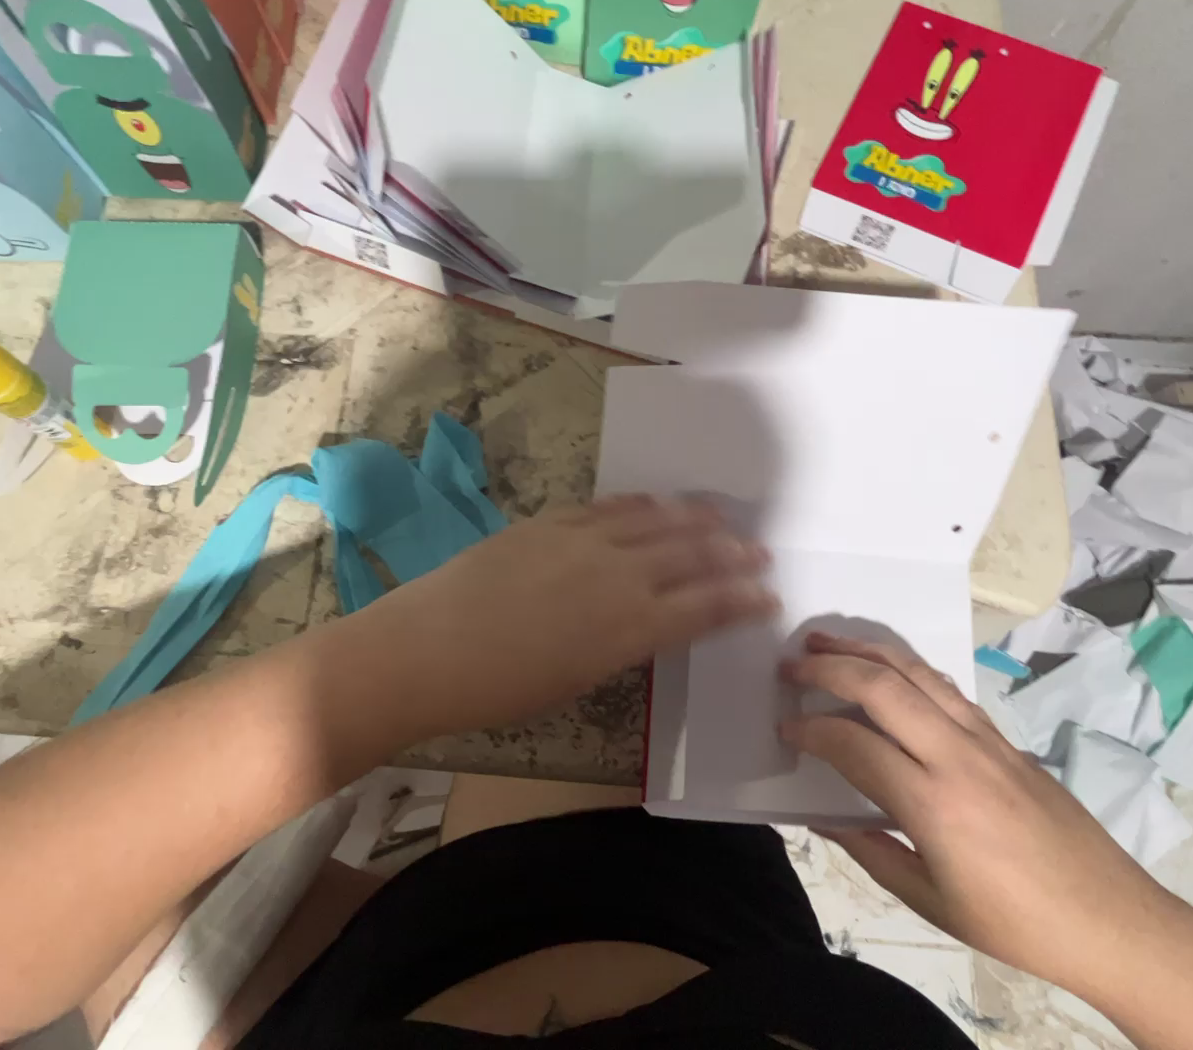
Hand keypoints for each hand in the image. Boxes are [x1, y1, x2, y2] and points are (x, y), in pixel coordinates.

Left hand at [338, 495, 777, 742]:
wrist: (425, 651)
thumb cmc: (499, 691)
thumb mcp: (576, 681)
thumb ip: (619, 646)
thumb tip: (642, 623)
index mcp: (630, 628)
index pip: (705, 607)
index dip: (742, 600)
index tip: (768, 595)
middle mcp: (618, 577)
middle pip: (690, 556)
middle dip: (730, 553)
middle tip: (758, 550)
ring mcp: (583, 542)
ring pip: (654, 523)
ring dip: (694, 519)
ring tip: (721, 515)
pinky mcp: (550, 523)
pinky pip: (608, 508)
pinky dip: (639, 505)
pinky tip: (655, 502)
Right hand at [781, 634, 1192, 1000]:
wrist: (1116, 924)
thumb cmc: (1015, 923)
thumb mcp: (928, 899)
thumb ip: (867, 849)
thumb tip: (819, 818)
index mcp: (933, 804)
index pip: (852, 743)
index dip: (809, 730)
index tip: (784, 730)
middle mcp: (958, 757)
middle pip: (881, 687)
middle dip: (827, 667)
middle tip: (789, 666)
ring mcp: (987, 741)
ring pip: (917, 673)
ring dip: (865, 650)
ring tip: (824, 640)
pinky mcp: (1006, 740)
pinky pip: (946, 688)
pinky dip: (905, 667)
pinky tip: (885, 669)